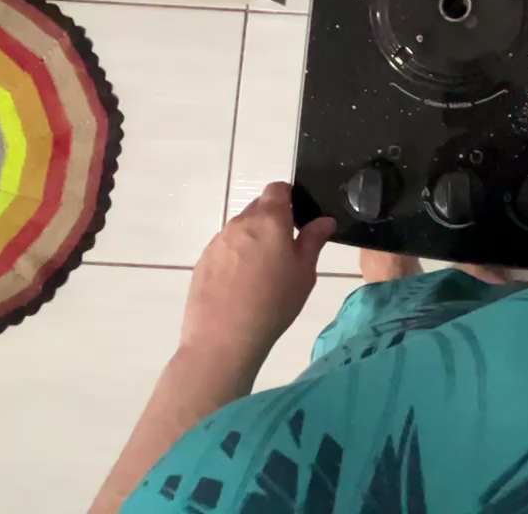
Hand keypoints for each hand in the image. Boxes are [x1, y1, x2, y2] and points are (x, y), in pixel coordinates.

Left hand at [178, 182, 335, 377]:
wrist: (222, 340)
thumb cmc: (273, 303)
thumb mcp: (304, 273)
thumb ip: (313, 240)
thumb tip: (324, 220)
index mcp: (269, 219)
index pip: (277, 189)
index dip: (289, 198)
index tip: (297, 219)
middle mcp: (240, 222)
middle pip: (259, 208)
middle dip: (272, 221)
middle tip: (284, 251)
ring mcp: (218, 241)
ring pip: (241, 229)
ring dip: (253, 240)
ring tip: (261, 273)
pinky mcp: (203, 261)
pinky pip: (225, 249)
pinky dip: (235, 258)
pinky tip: (240, 286)